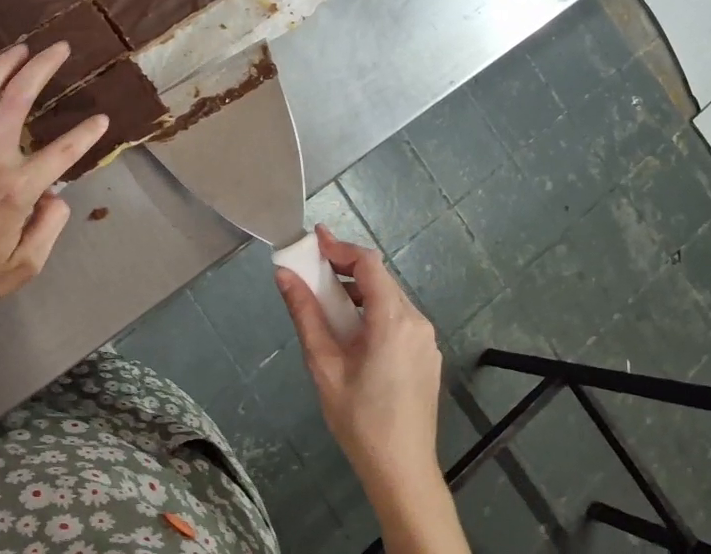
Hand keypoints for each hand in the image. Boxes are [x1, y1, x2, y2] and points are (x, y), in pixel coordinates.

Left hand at [0, 44, 107, 332]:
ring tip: (21, 48)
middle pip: (18, 101)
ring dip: (2, 65)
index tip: (102, 119)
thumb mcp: (22, 268)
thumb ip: (48, 229)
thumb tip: (57, 196)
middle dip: (42, 69)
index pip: (61, 154)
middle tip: (60, 48)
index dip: (86, 135)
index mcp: (15, 192)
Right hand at [276, 225, 443, 480]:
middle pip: (380, 278)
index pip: (368, 264)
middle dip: (344, 268)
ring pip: (389, 298)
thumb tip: (283, 274)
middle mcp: (417, 323)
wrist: (401, 470)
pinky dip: (372, 311)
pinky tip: (350, 331)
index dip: (340, 247)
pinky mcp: (426, 357)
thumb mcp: (323, 363)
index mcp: (394, 320)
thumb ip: (304, 313)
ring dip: (357, 291)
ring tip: (325, 302)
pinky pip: (398, 319)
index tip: (312, 241)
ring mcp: (426, 341)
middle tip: (310, 270)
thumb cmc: (358, 417)